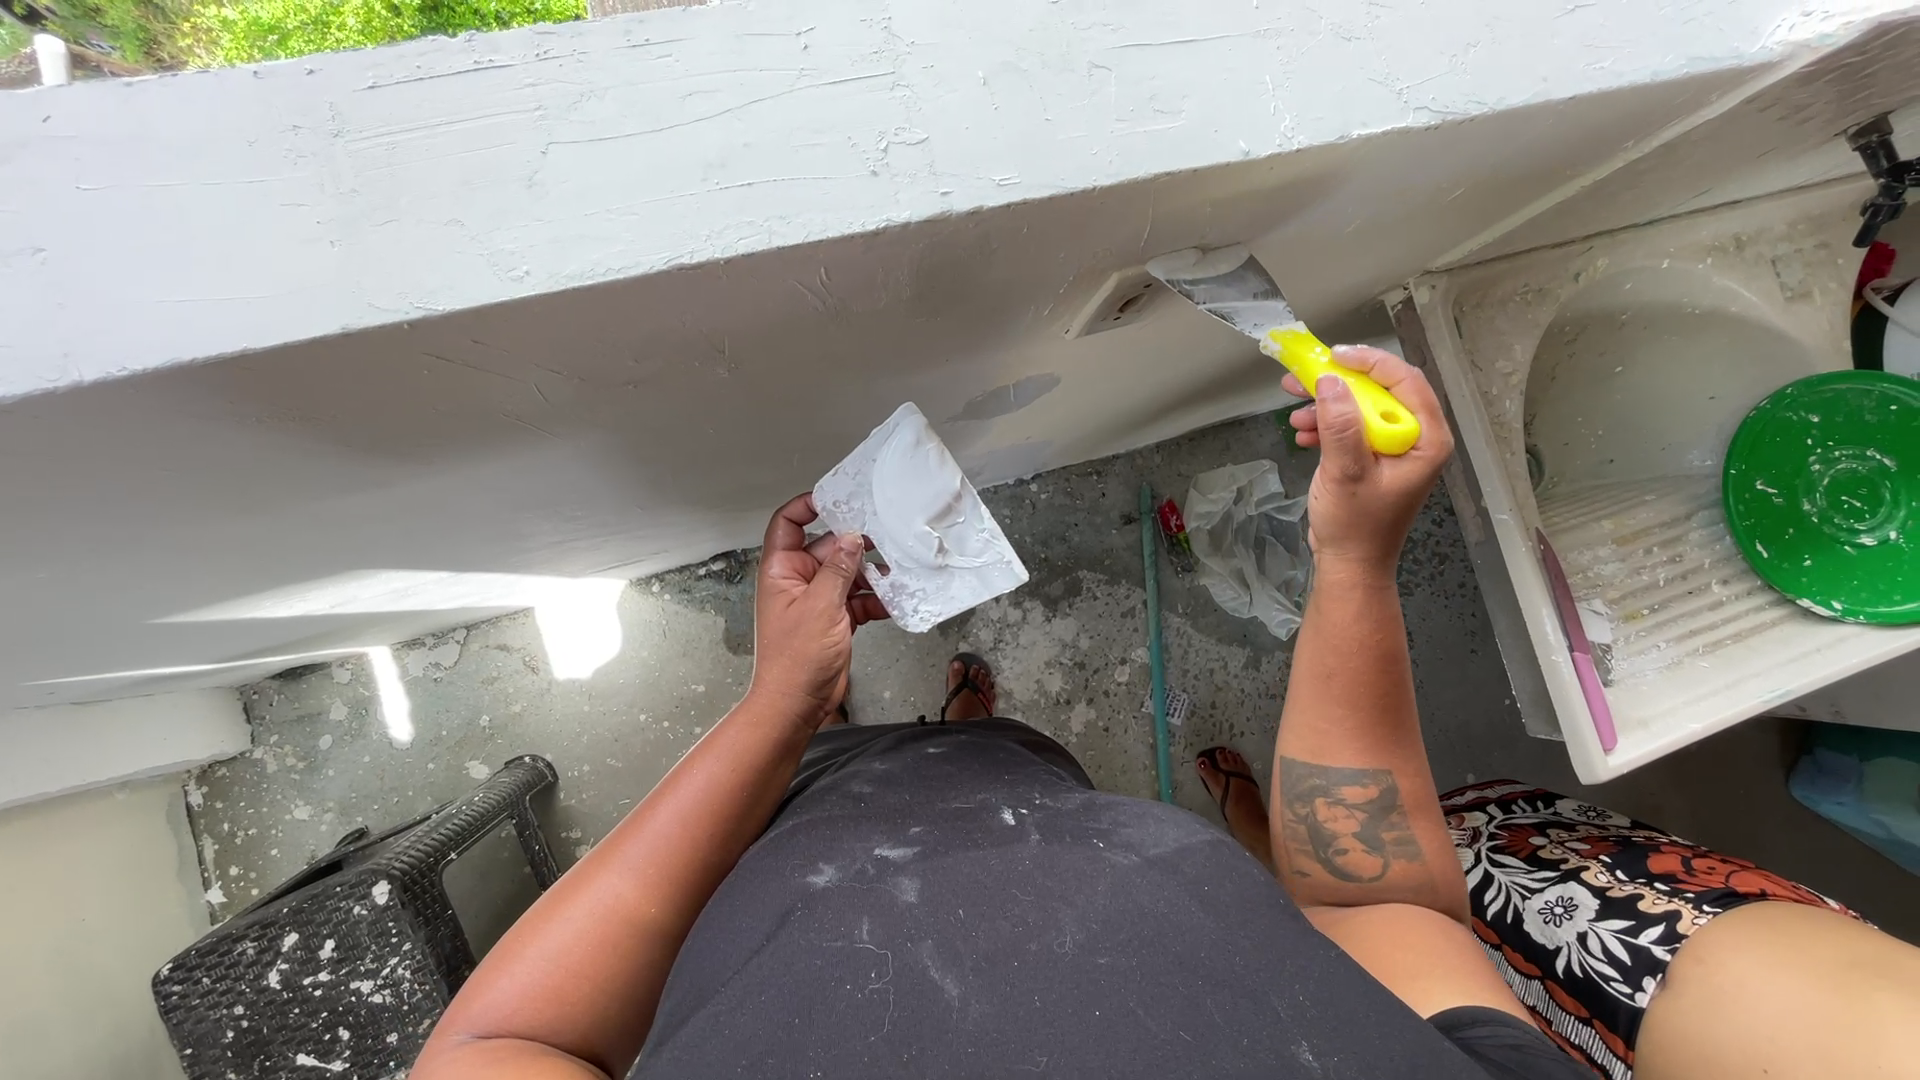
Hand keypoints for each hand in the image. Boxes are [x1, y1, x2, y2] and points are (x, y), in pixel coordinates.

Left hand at [747, 493, 888, 729]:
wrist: (798, 704)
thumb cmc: (795, 659)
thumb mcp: (820, 606)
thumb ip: (838, 569)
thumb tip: (851, 537)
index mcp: (782, 570)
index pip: (789, 524)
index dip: (808, 506)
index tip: (837, 499)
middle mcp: (798, 581)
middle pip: (828, 547)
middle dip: (855, 545)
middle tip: (885, 538)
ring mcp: (818, 600)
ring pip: (847, 573)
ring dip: (870, 574)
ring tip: (895, 573)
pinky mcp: (835, 618)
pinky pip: (857, 598)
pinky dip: (874, 600)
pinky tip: (892, 602)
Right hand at [1283, 345, 1453, 580]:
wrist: (1349, 563)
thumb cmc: (1355, 524)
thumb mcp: (1346, 472)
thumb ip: (1341, 425)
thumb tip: (1329, 381)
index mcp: (1426, 439)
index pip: (1405, 382)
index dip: (1370, 362)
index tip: (1333, 356)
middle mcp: (1415, 438)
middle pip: (1380, 391)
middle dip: (1339, 384)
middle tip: (1302, 377)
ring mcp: (1393, 448)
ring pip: (1361, 408)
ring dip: (1327, 406)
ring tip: (1294, 413)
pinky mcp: (1372, 458)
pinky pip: (1352, 428)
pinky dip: (1326, 425)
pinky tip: (1303, 434)